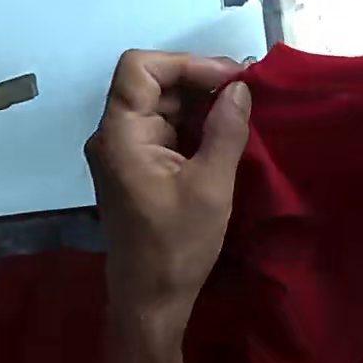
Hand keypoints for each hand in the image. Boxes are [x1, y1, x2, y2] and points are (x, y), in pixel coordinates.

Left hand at [86, 50, 251, 350]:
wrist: (151, 299)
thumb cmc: (177, 246)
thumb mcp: (211, 187)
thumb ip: (225, 131)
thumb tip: (241, 88)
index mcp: (121, 135)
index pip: (139, 69)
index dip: (185, 63)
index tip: (229, 78)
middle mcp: (115, 134)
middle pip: (152, 83)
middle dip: (200, 80)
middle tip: (246, 90)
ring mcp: (126, 149)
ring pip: (161, 103)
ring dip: (201, 101)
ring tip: (243, 107)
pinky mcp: (139, 164)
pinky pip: (166, 127)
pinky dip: (195, 122)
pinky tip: (226, 128)